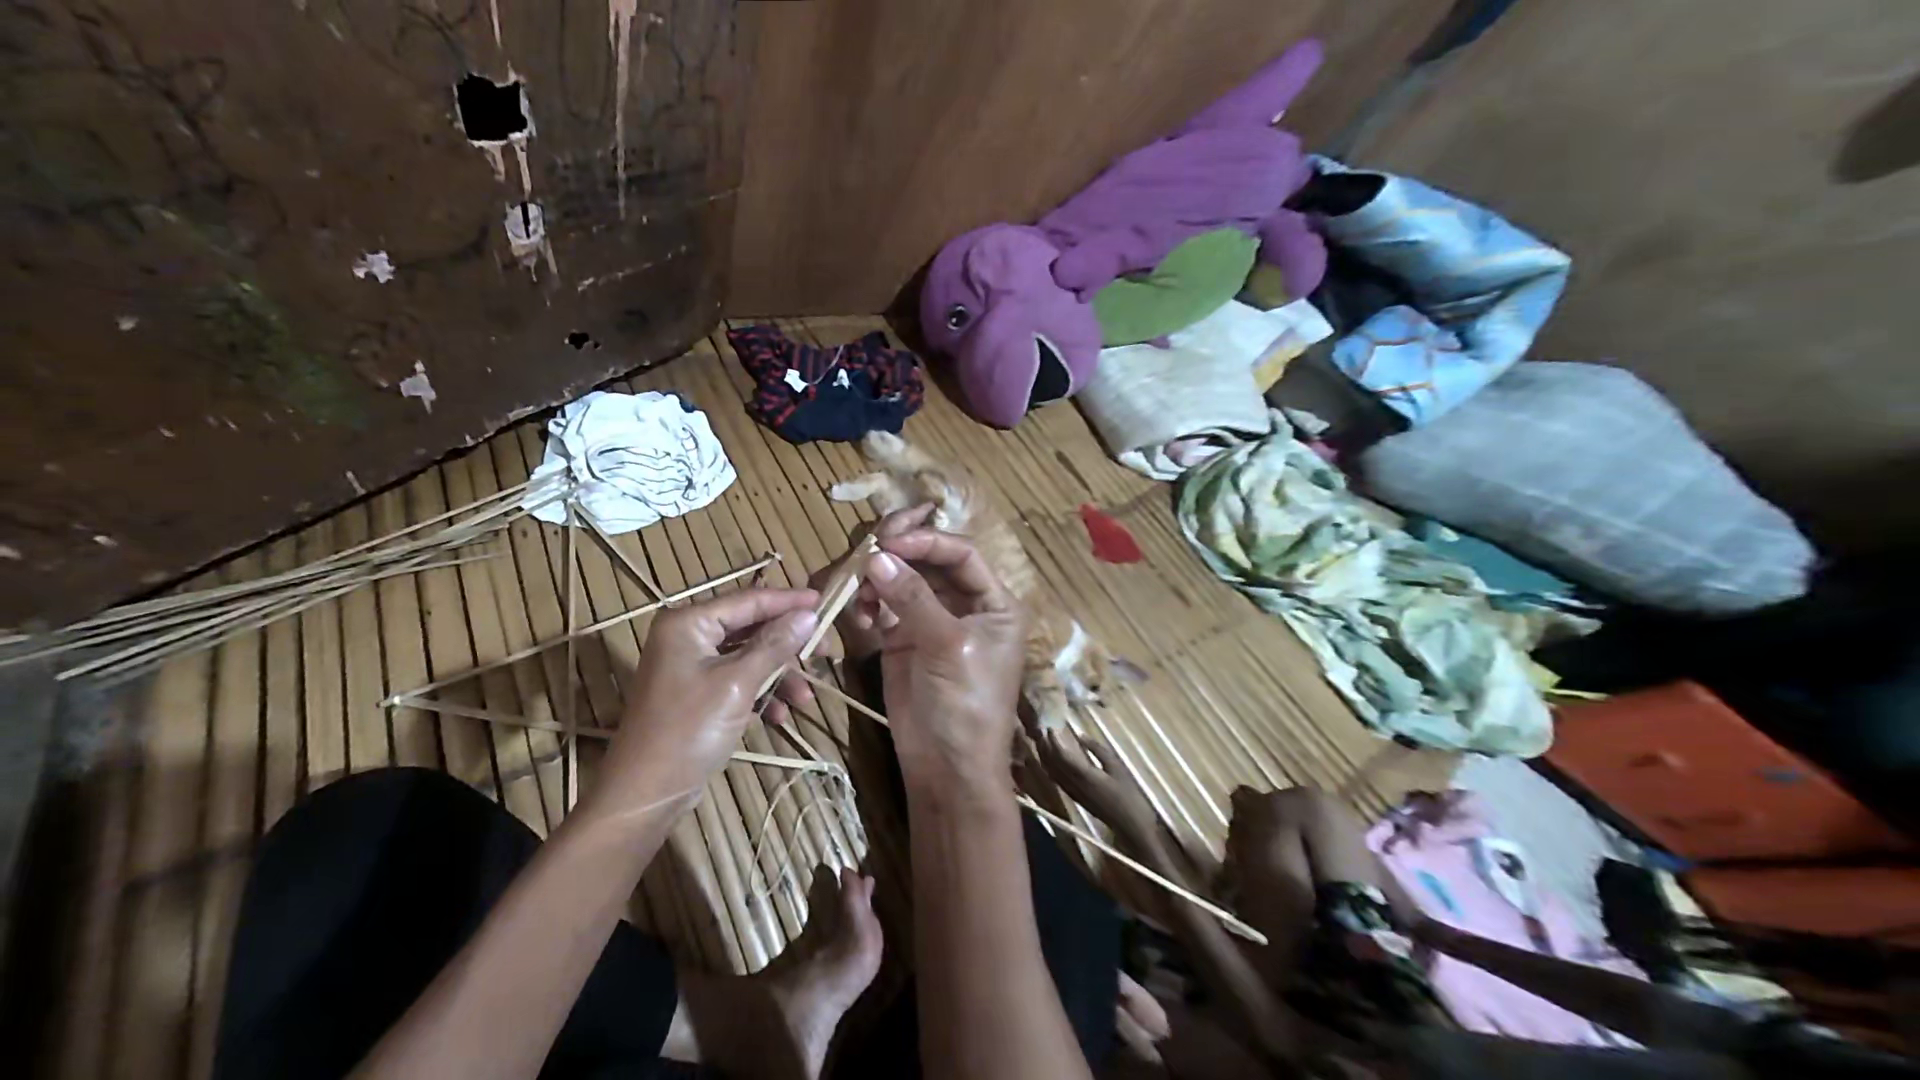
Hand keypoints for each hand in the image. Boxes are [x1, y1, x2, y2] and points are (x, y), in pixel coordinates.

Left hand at [592, 589, 819, 820]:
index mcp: (689, 623)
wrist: (645, 793)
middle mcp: (687, 637)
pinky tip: (778, 716)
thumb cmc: (689, 729)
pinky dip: (761, 694)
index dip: (790, 601)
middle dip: (788, 645)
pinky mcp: (696, 693)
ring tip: (805, 699)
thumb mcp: (738, 683)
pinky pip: (737, 680)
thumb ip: (775, 645)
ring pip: (748, 657)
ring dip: (779, 675)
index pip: (749, 600)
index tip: (826, 600)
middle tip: (825, 652)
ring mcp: (690, 666)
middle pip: (751, 628)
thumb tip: (810, 615)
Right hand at [862, 528, 1028, 795]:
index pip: (962, 554)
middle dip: (899, 556)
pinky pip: (885, 607)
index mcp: (994, 603)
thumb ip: (913, 599)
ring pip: (904, 582)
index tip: (891, 542)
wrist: (947, 768)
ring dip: (880, 579)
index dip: (928, 542)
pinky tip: (859, 614)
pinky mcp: (904, 640)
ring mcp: (932, 622)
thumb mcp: (946, 646)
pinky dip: (870, 603)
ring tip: (858, 590)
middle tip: (866, 552)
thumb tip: (877, 556)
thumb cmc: (964, 705)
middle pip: (930, 563)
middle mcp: (965, 606)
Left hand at [1036, 731, 1162, 852]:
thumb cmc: (1128, 794)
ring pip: (1051, 772)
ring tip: (1043, 741)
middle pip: (1052, 763)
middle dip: (1044, 747)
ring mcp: (1072, 792)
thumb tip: (1080, 736)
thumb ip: (1097, 750)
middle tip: (1041, 731)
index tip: (1049, 727)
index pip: (1060, 755)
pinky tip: (1052, 760)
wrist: (1130, 824)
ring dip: (1044, 757)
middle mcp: (1073, 784)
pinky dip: (1050, 767)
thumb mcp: (1116, 767)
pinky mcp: (1075, 797)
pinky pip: (1056, 779)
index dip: (1053, 741)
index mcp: (1083, 775)